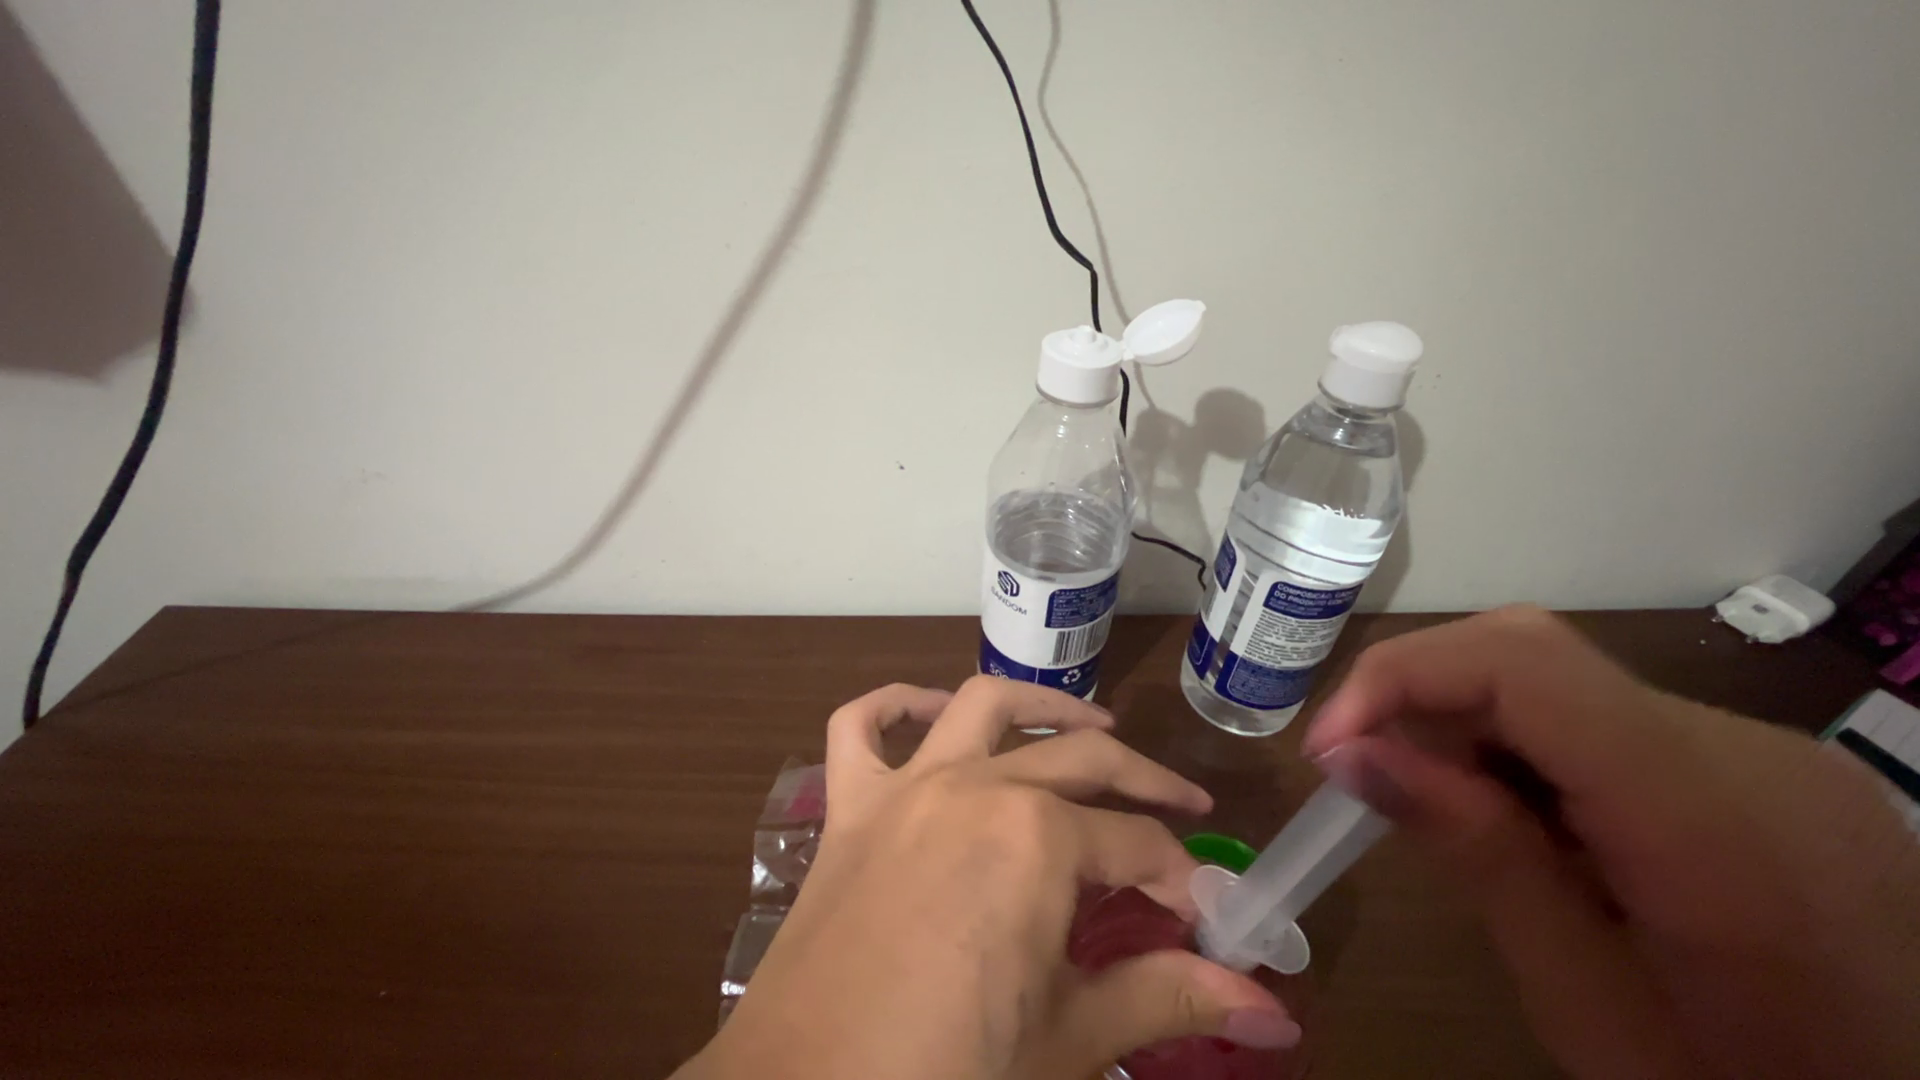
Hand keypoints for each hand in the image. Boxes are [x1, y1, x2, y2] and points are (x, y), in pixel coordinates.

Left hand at [680, 677, 1296, 1079]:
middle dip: (1144, 782)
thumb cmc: (949, 1072)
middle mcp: (976, 788)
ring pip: (982, 707)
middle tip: (1182, 806)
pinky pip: (860, 726)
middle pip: (1081, 762)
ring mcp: (906, 787)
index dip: (1180, 877)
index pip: (1138, 844)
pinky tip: (930, 711)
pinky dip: (894, 705)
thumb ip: (1168, 998)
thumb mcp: (1069, 1036)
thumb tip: (1272, 1009)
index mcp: (1038, 839)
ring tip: (1089, 725)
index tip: (1202, 909)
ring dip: (1041, 707)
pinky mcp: (849, 807)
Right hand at [1303, 607, 1919, 1079]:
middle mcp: (1744, 748)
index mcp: (1706, 812)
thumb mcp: (1588, 1001)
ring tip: (1450, 820)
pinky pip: (1612, 723)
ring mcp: (1767, 752)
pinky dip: (1534, 754)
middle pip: (1535, 658)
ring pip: (1566, 688)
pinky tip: (1534, 830)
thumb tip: (1354, 754)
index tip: (1330, 747)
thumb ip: (1478, 854)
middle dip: (1423, 703)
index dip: (1400, 675)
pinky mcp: (1769, 768)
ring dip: (1475, 732)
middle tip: (1364, 780)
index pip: (1523, 664)